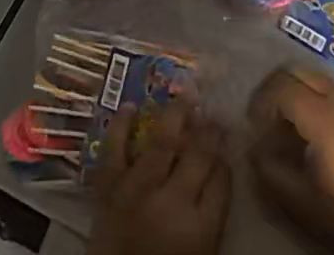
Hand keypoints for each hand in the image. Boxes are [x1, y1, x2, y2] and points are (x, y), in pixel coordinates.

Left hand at [86, 99, 230, 254]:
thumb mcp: (204, 243)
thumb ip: (215, 202)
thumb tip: (222, 158)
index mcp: (198, 222)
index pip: (220, 172)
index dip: (224, 145)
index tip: (226, 125)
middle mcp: (169, 202)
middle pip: (195, 152)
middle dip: (206, 125)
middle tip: (210, 103)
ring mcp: (135, 193)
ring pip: (160, 143)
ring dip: (174, 115)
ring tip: (182, 94)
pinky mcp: (107, 193)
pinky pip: (113, 153)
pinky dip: (120, 127)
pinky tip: (130, 106)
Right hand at [248, 66, 333, 254]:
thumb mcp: (303, 199)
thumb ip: (271, 171)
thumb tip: (252, 148)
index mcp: (322, 115)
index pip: (281, 88)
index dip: (260, 103)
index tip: (250, 127)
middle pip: (296, 70)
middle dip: (272, 87)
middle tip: (259, 117)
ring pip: (311, 74)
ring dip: (290, 88)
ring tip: (277, 122)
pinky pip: (324, 86)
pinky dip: (305, 93)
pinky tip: (300, 126)